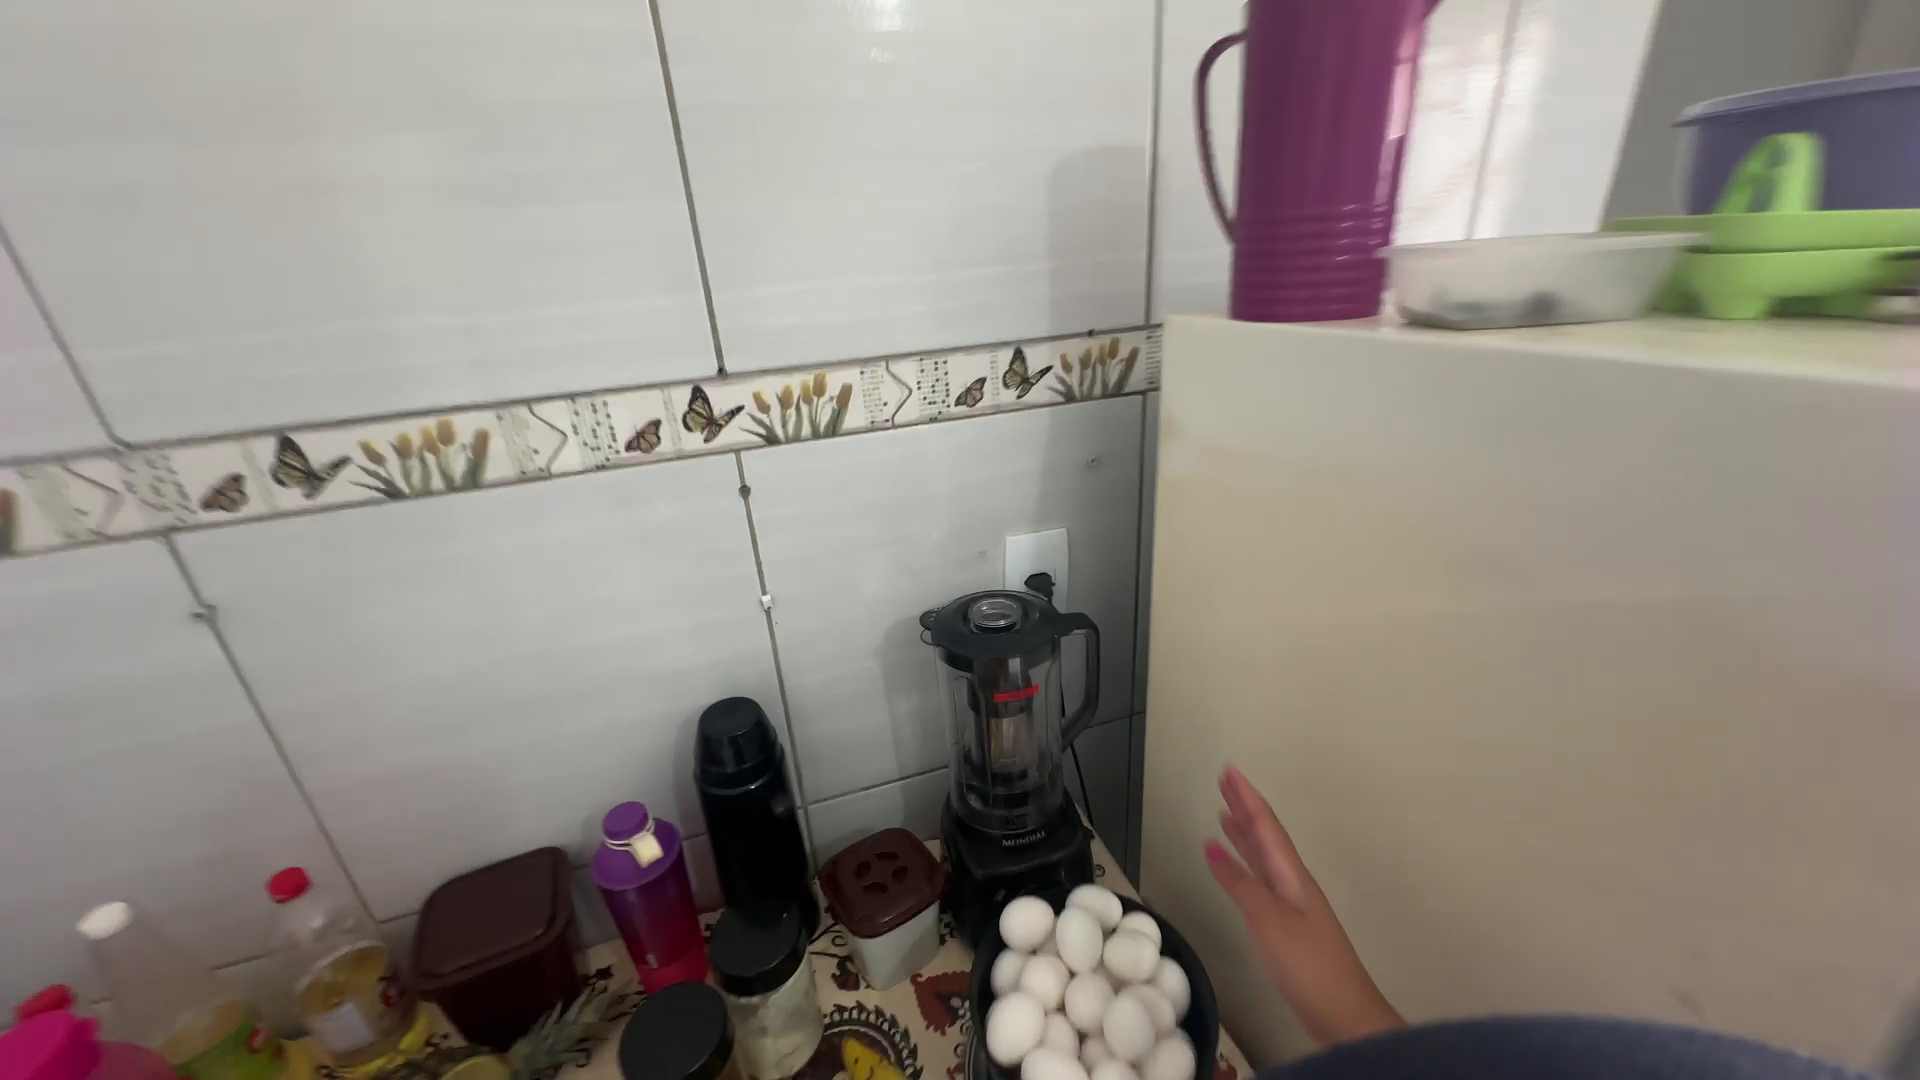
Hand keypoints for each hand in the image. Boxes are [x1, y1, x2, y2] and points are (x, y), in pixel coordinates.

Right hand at [1205, 765, 1403, 1046]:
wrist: (1346, 1017)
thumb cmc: (1308, 965)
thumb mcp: (1268, 921)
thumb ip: (1239, 883)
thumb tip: (1211, 845)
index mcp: (1291, 875)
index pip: (1266, 826)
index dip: (1247, 797)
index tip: (1229, 770)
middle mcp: (1292, 882)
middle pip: (1266, 835)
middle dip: (1245, 806)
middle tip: (1224, 780)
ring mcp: (1291, 903)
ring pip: (1263, 855)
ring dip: (1244, 832)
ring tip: (1225, 812)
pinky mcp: (1286, 924)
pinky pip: (1260, 877)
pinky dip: (1243, 862)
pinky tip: (1231, 864)